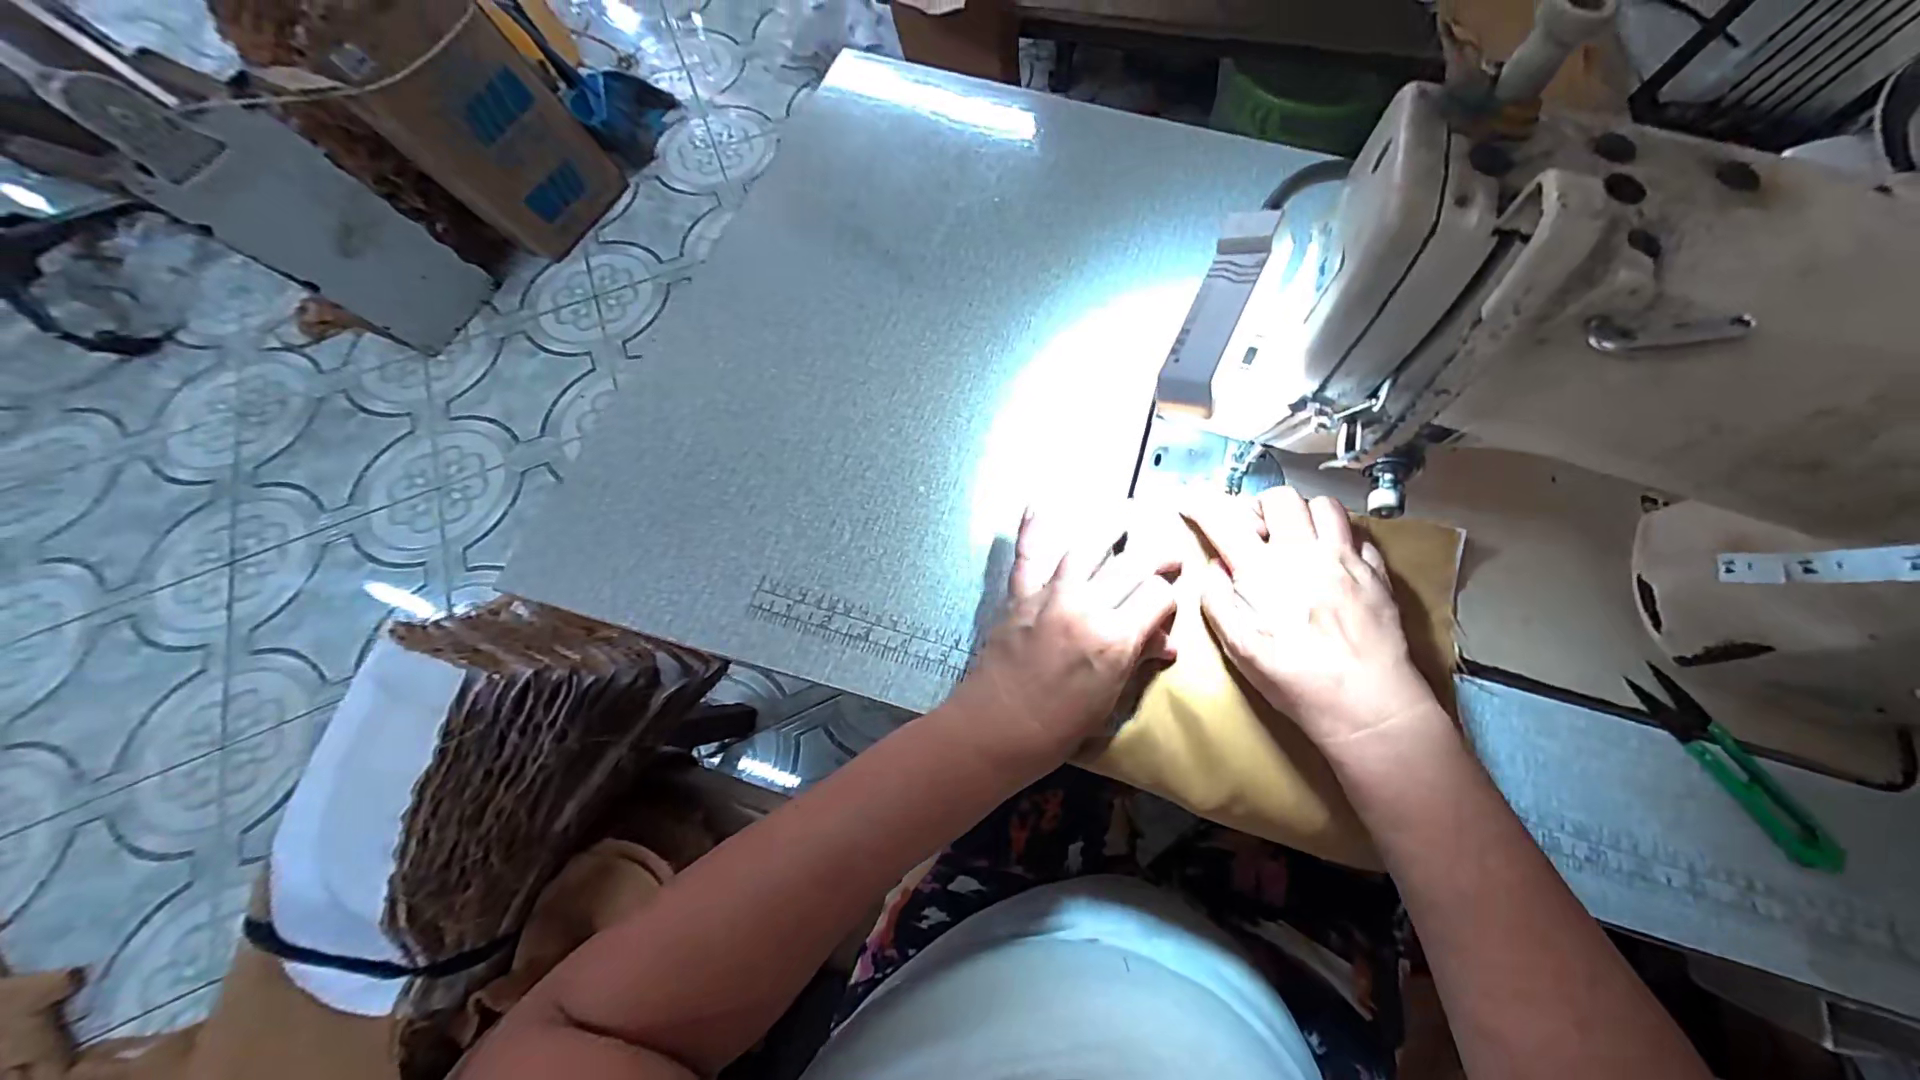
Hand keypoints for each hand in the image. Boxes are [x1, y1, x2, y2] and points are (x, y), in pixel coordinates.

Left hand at [949, 506, 1180, 763]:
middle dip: (1156, 556)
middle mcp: (1085, 608)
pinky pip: (1028, 556)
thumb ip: (1136, 660)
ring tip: (1127, 517)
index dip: (1168, 597)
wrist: (997, 727)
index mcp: (1114, 639)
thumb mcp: (1108, 698)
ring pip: (1086, 549)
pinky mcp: (1019, 596)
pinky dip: (1033, 530)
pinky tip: (1039, 504)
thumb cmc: (1059, 727)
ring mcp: (1049, 597)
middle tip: (1168, 555)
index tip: (1167, 604)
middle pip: (1130, 565)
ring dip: (1110, 528)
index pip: (1156, 596)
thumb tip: (1166, 644)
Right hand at [1184, 487, 1441, 756]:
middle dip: (1259, 507)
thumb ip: (1219, 604)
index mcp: (1266, 572)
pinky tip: (1331, 560)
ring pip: (1325, 506)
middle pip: (1280, 498)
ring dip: (1302, 515)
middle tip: (1253, 533)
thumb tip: (1214, 571)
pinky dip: (1339, 537)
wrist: (1372, 707)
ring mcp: (1347, 560)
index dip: (1201, 507)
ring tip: (1295, 540)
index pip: (1225, 523)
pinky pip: (1358, 535)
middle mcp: (1307, 554)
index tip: (1190, 504)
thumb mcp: (1242, 652)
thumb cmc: (1300, 683)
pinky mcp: (1377, 574)